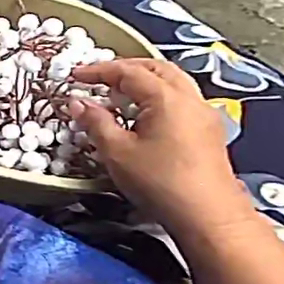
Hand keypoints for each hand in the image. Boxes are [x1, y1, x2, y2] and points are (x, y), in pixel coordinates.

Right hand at [67, 59, 255, 238]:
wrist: (207, 215)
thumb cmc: (161, 183)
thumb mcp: (116, 152)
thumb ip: (95, 122)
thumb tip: (79, 104)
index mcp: (167, 99)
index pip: (129, 71)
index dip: (98, 70)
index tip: (76, 75)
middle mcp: (190, 100)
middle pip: (156, 68)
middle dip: (124, 68)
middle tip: (97, 78)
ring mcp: (203, 115)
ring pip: (171, 83)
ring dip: (142, 82)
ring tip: (116, 95)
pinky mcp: (207, 131)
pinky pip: (180, 100)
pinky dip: (156, 97)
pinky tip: (140, 116)